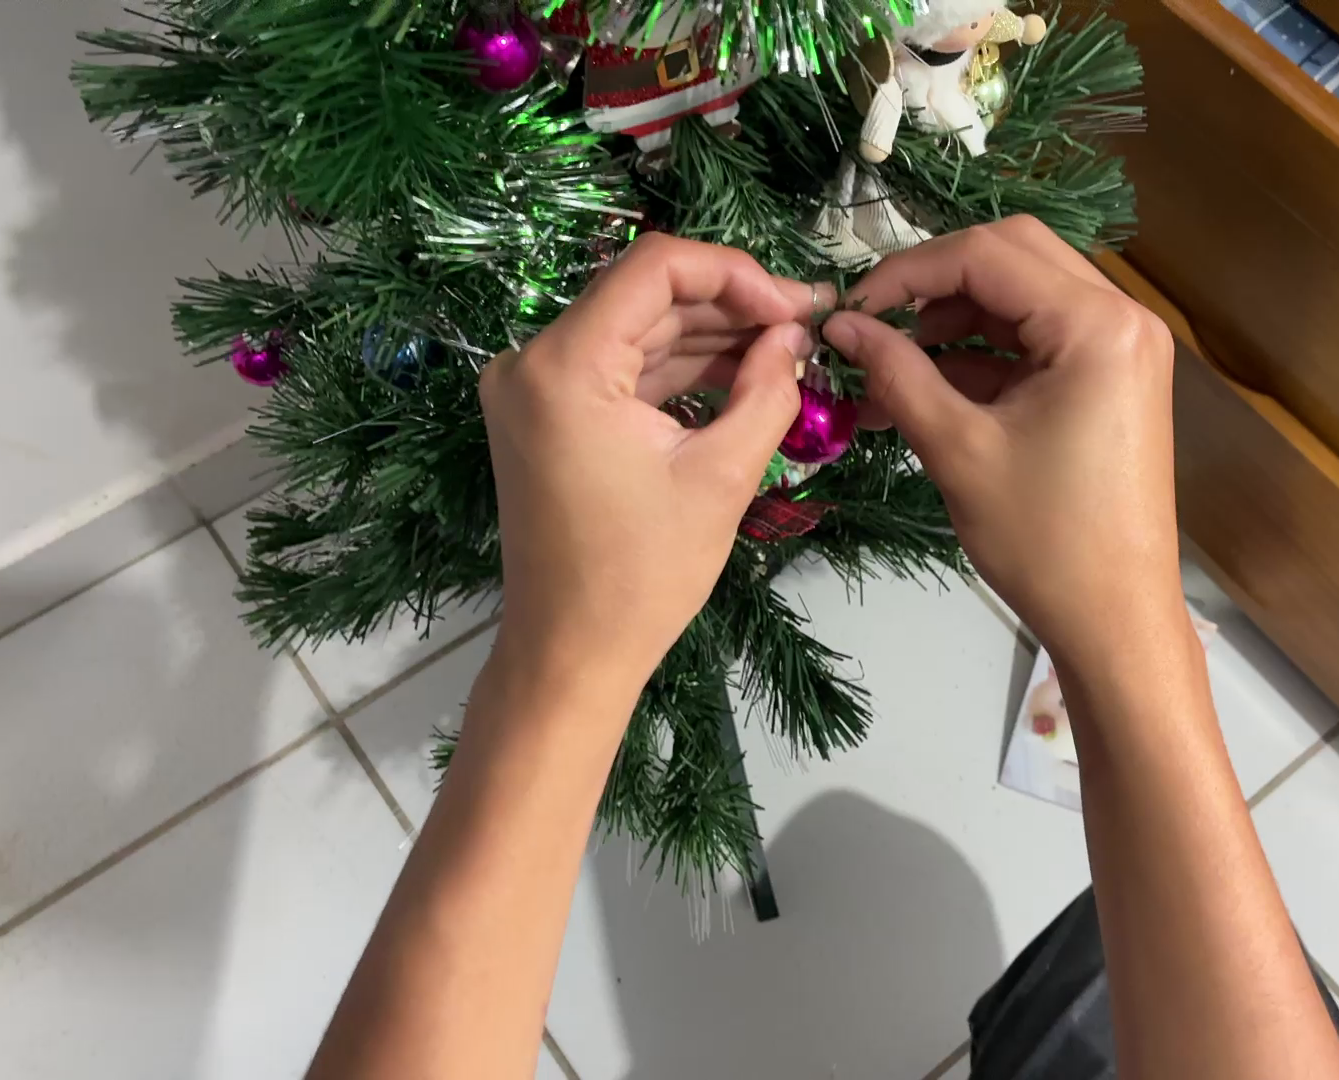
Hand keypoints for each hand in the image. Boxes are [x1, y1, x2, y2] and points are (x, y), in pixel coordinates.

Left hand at [480, 233, 810, 700]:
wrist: (574, 650)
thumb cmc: (645, 575)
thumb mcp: (722, 477)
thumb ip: (767, 392)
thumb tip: (795, 337)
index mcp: (565, 365)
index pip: (655, 267)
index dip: (736, 274)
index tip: (795, 309)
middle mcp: (533, 361)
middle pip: (646, 297)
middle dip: (731, 307)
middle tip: (805, 327)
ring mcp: (535, 389)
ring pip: (637, 334)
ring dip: (710, 339)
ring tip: (785, 353)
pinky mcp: (548, 416)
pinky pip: (621, 373)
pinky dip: (678, 373)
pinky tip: (738, 376)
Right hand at [822, 217, 1179, 669]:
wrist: (1113, 617)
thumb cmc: (1041, 540)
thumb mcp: (958, 450)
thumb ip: (896, 374)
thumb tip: (840, 326)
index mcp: (1095, 326)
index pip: (986, 255)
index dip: (906, 272)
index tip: (850, 311)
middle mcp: (1119, 319)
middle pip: (1010, 259)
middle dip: (932, 286)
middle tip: (874, 325)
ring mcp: (1119, 350)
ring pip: (1019, 301)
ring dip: (951, 324)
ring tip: (888, 368)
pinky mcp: (1106, 383)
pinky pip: (1034, 345)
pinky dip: (979, 359)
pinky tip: (926, 389)